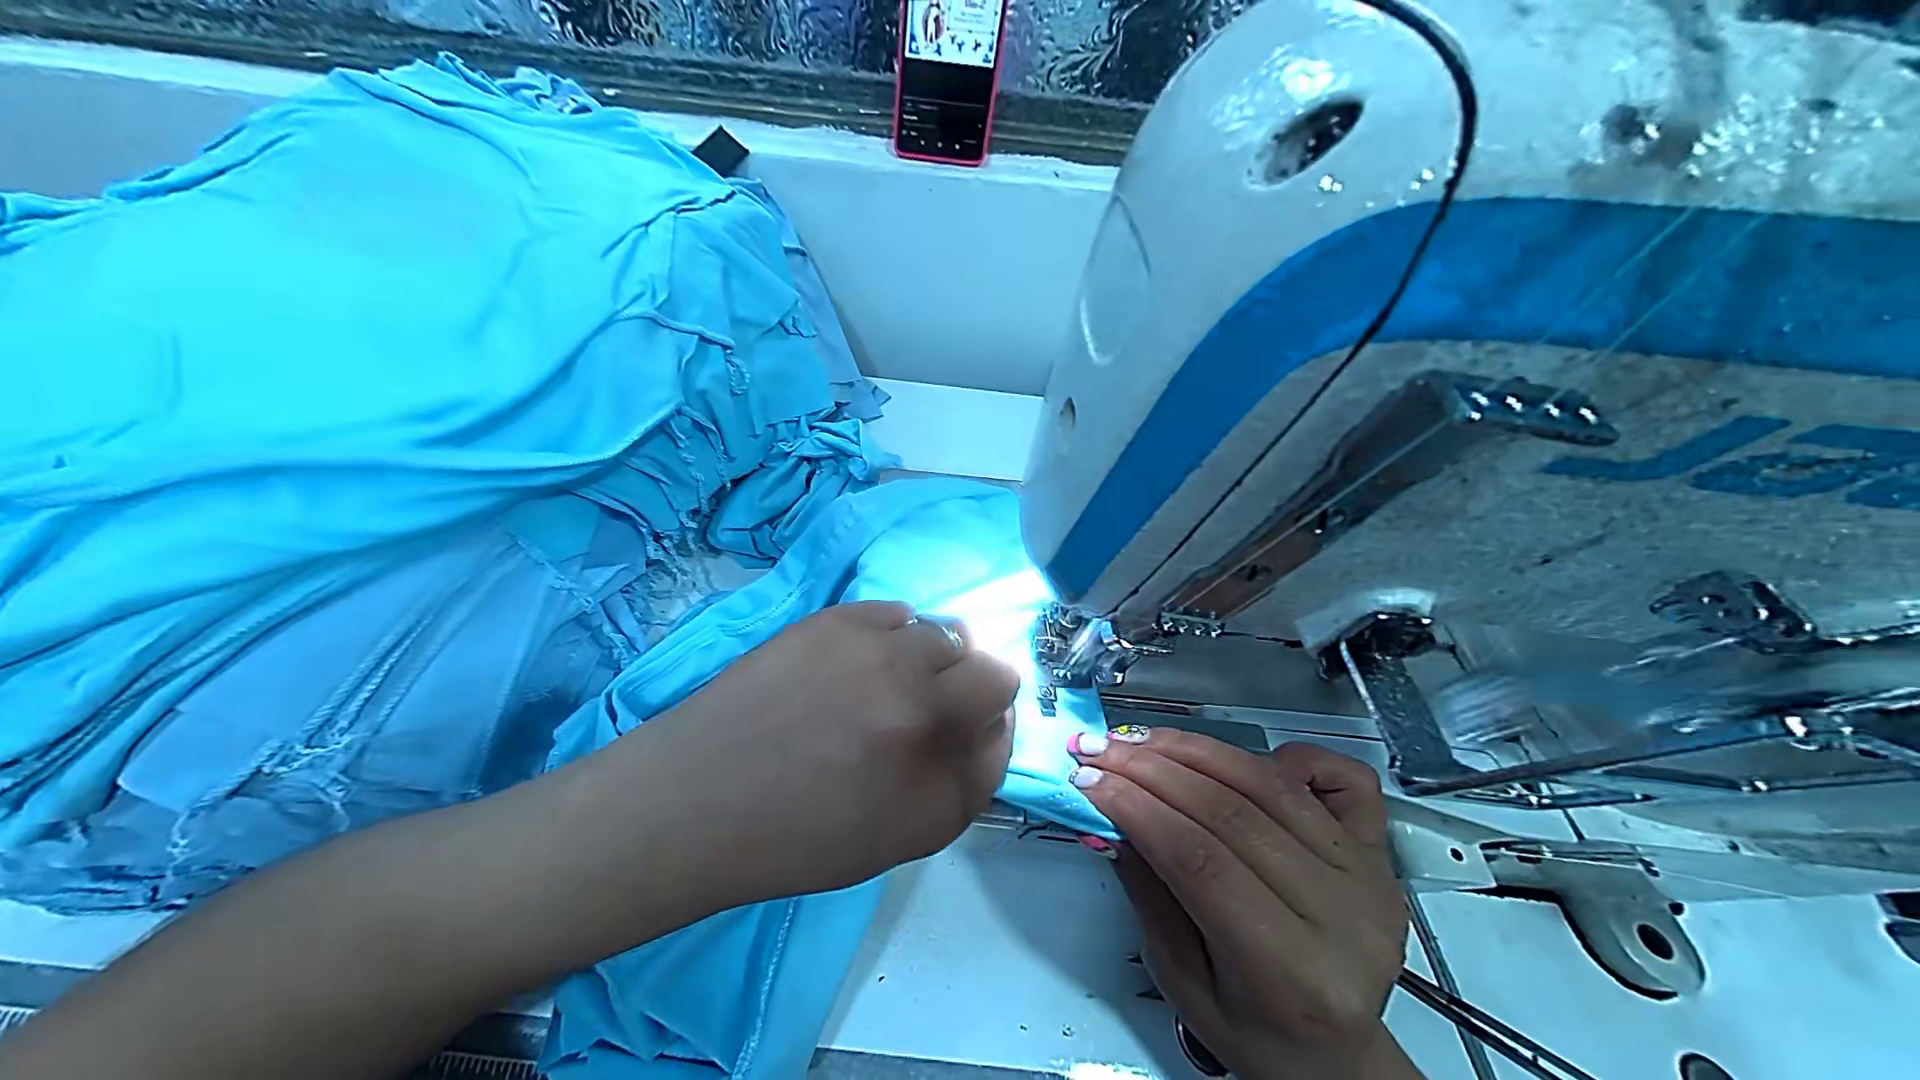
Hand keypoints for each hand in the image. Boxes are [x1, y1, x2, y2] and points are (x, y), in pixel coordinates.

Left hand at [609, 601, 1017, 905]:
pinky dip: (890, 637)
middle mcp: (916, 694)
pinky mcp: (834, 619)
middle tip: (926, 710)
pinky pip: (895, 613)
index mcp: (936, 754)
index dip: (987, 724)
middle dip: (971, 690)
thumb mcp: (905, 836)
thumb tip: (991, 724)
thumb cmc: (801, 835)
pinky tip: (854, 665)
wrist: (699, 800)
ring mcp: (874, 648)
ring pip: (945, 635)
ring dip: (929, 660)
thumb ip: (967, 781)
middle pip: (990, 671)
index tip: (960, 734)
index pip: (1004, 716)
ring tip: (883, 685)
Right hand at [1069, 730, 1416, 1079]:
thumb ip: (1148, 893)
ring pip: (1267, 784)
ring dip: (1193, 750)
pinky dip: (1288, 752)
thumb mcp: (1181, 980)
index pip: (1200, 862)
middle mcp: (1342, 917)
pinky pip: (1339, 777)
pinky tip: (1237, 755)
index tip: (1089, 778)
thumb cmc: (1253, 1030)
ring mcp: (1366, 876)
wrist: (1335, 1053)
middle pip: (1230, 813)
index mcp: (1291, 972)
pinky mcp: (1377, 851)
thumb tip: (1109, 816)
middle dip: (1151, 769)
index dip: (1137, 809)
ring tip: (1140, 739)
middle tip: (1099, 749)